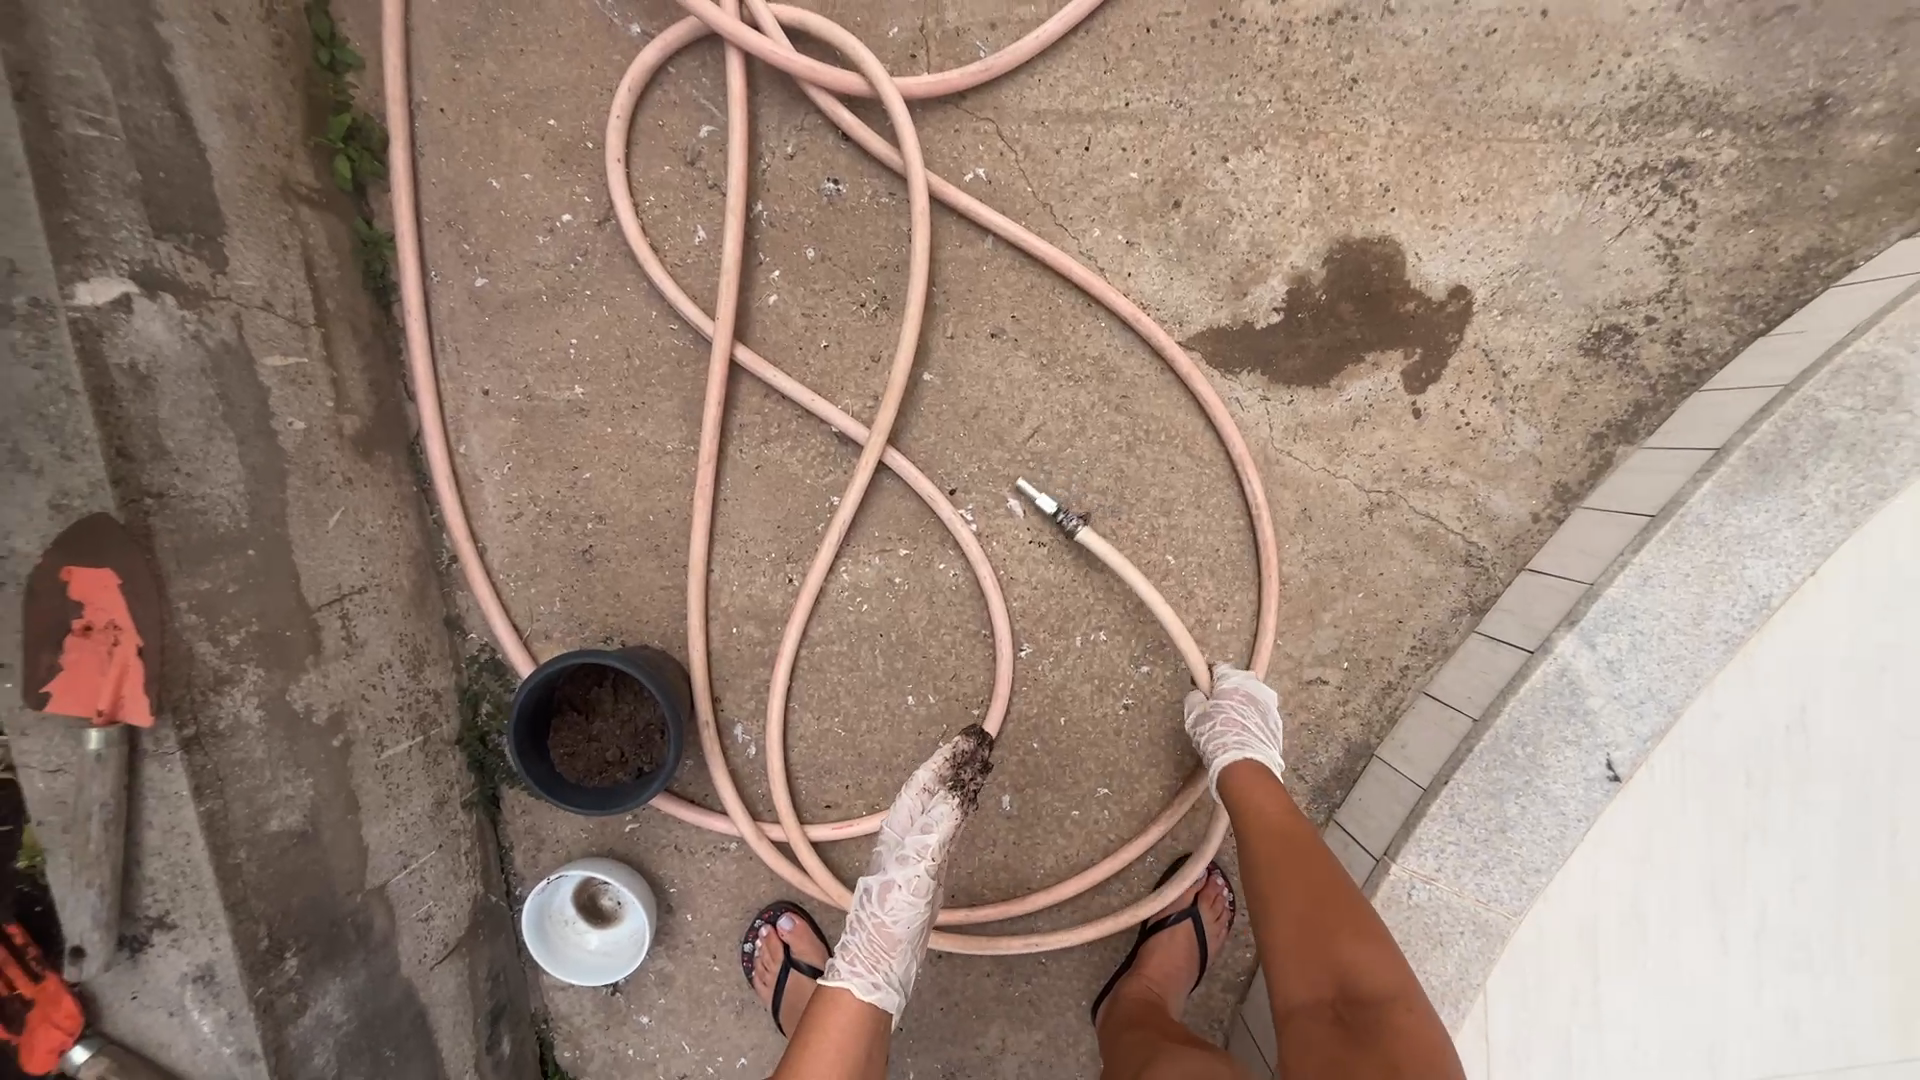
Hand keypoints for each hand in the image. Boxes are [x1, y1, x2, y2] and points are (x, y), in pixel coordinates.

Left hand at [818, 725, 993, 1019]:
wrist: (880, 965)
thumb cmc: (889, 920)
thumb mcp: (915, 870)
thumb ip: (937, 829)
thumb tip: (961, 791)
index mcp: (900, 826)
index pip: (927, 780)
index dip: (948, 756)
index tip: (972, 736)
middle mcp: (908, 831)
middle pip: (935, 786)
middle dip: (957, 761)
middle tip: (984, 739)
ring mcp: (919, 849)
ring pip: (943, 803)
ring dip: (962, 780)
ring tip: (983, 761)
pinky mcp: (930, 867)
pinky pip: (950, 826)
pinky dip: (963, 808)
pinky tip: (971, 803)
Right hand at [1183, 663, 1284, 796]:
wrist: (1243, 765)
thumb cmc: (1217, 736)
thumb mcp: (1193, 715)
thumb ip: (1194, 698)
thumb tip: (1198, 696)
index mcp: (1234, 679)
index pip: (1217, 669)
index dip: (1205, 678)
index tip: (1200, 689)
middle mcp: (1256, 688)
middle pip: (1236, 684)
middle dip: (1225, 693)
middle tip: (1212, 709)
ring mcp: (1270, 706)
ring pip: (1249, 701)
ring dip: (1239, 707)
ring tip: (1226, 725)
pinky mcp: (1277, 725)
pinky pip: (1259, 717)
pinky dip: (1249, 722)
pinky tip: (1239, 735)